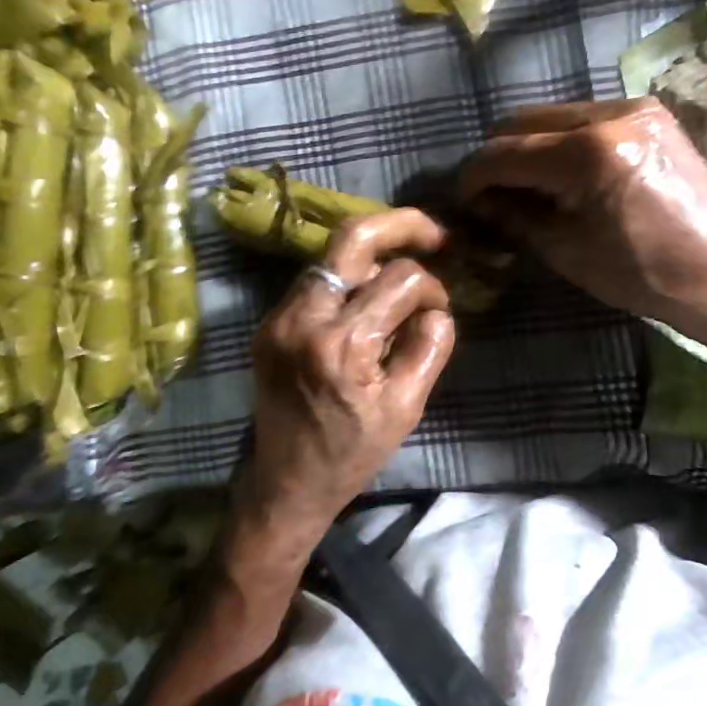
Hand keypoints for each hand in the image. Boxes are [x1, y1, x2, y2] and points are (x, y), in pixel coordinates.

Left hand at [228, 209, 457, 573]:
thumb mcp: (406, 407)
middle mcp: (303, 319)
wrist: (286, 480)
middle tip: (433, 234)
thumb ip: (429, 348)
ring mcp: (278, 318)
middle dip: (399, 225)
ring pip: (329, 257)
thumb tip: (437, 307)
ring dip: (369, 257)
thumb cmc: (351, 452)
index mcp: (342, 345)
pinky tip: (364, 300)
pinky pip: (312, 283)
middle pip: (351, 238)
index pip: (399, 279)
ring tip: (399, 274)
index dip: (431, 287)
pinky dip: (344, 281)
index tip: (438, 311)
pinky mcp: (268, 325)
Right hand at [459, 98, 706, 340]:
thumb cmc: (646, 274)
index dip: (472, 177)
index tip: (462, 201)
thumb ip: (516, 216)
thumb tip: (481, 201)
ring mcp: (634, 107)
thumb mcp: (567, 251)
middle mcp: (609, 114)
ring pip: (551, 114)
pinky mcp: (650, 114)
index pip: (502, 152)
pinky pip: (582, 118)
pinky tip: (560, 176)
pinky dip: (558, 142)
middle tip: (490, 195)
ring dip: (527, 147)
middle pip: (521, 120)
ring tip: (524, 187)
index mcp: (586, 155)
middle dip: (497, 157)